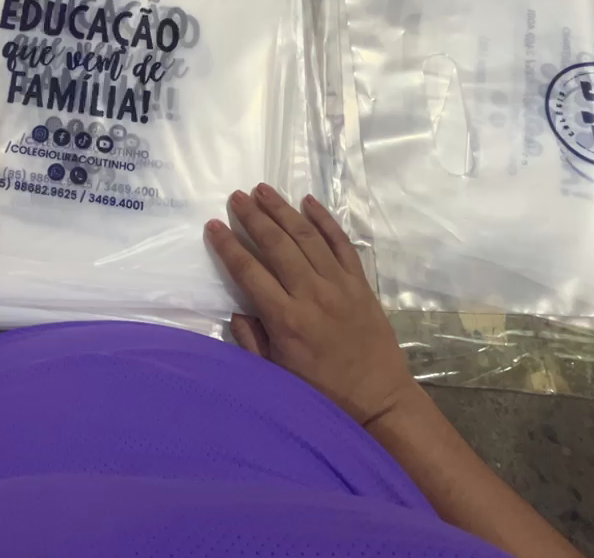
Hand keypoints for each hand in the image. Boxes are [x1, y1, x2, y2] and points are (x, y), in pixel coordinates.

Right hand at [205, 184, 419, 426]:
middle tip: (236, 196)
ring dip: (283, 210)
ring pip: (307, 237)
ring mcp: (339, 285)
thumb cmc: (322, 394)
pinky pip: (341, 243)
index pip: (249, 272)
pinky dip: (325, 220)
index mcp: (286, 320)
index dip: (228, 246)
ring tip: (263, 189)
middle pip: (277, 245)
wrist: (380, 402)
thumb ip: (252, 341)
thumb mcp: (276, 377)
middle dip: (253, 217)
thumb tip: (239, 311)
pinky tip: (309, 201)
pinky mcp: (360, 284)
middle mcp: (312, 295)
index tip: (213, 225)